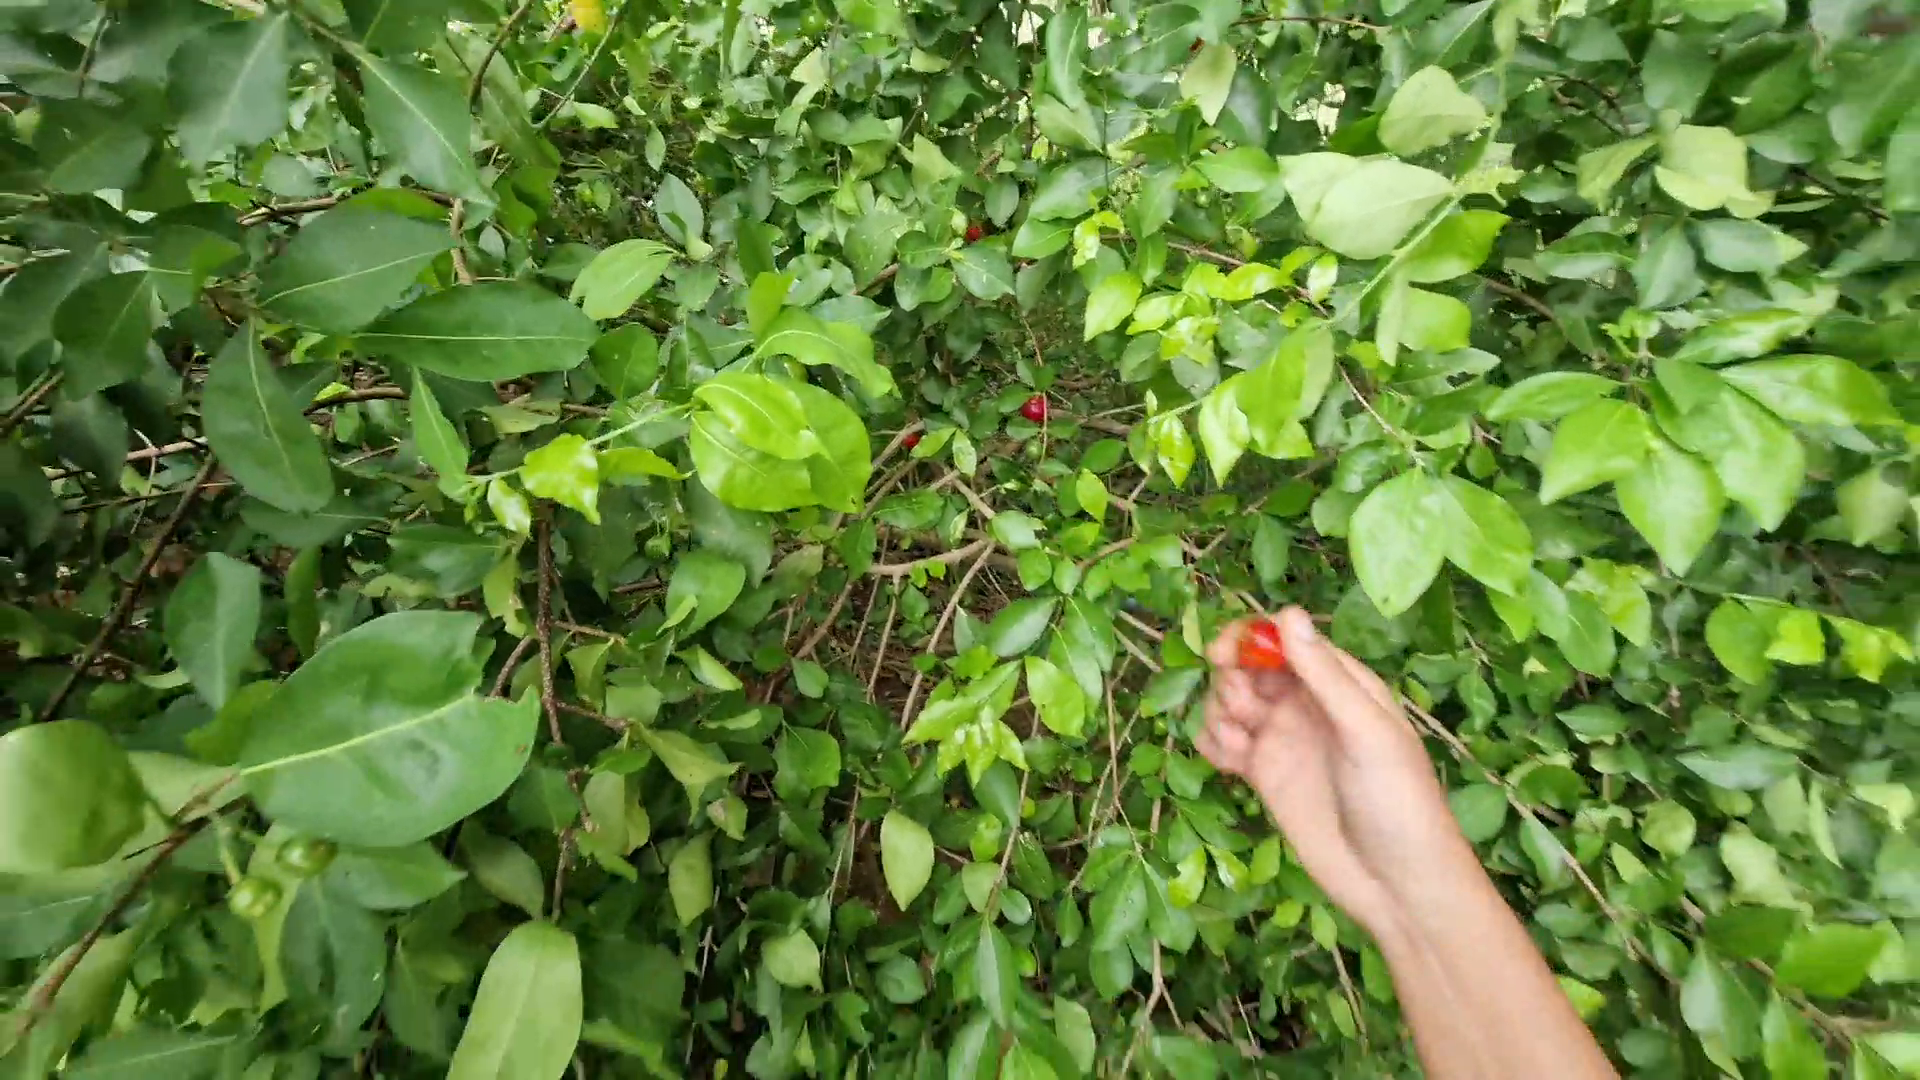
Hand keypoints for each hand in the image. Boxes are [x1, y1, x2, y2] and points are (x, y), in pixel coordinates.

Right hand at [1197, 608, 1477, 939]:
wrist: (1397, 889)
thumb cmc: (1399, 802)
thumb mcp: (1366, 732)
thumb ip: (1324, 674)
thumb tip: (1287, 612)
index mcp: (1339, 684)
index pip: (1282, 639)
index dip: (1247, 639)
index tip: (1223, 656)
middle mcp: (1305, 704)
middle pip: (1247, 667)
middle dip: (1231, 679)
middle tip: (1241, 710)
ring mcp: (1282, 738)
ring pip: (1228, 701)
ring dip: (1218, 712)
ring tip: (1237, 744)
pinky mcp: (1262, 772)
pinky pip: (1221, 741)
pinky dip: (1212, 743)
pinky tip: (1226, 763)